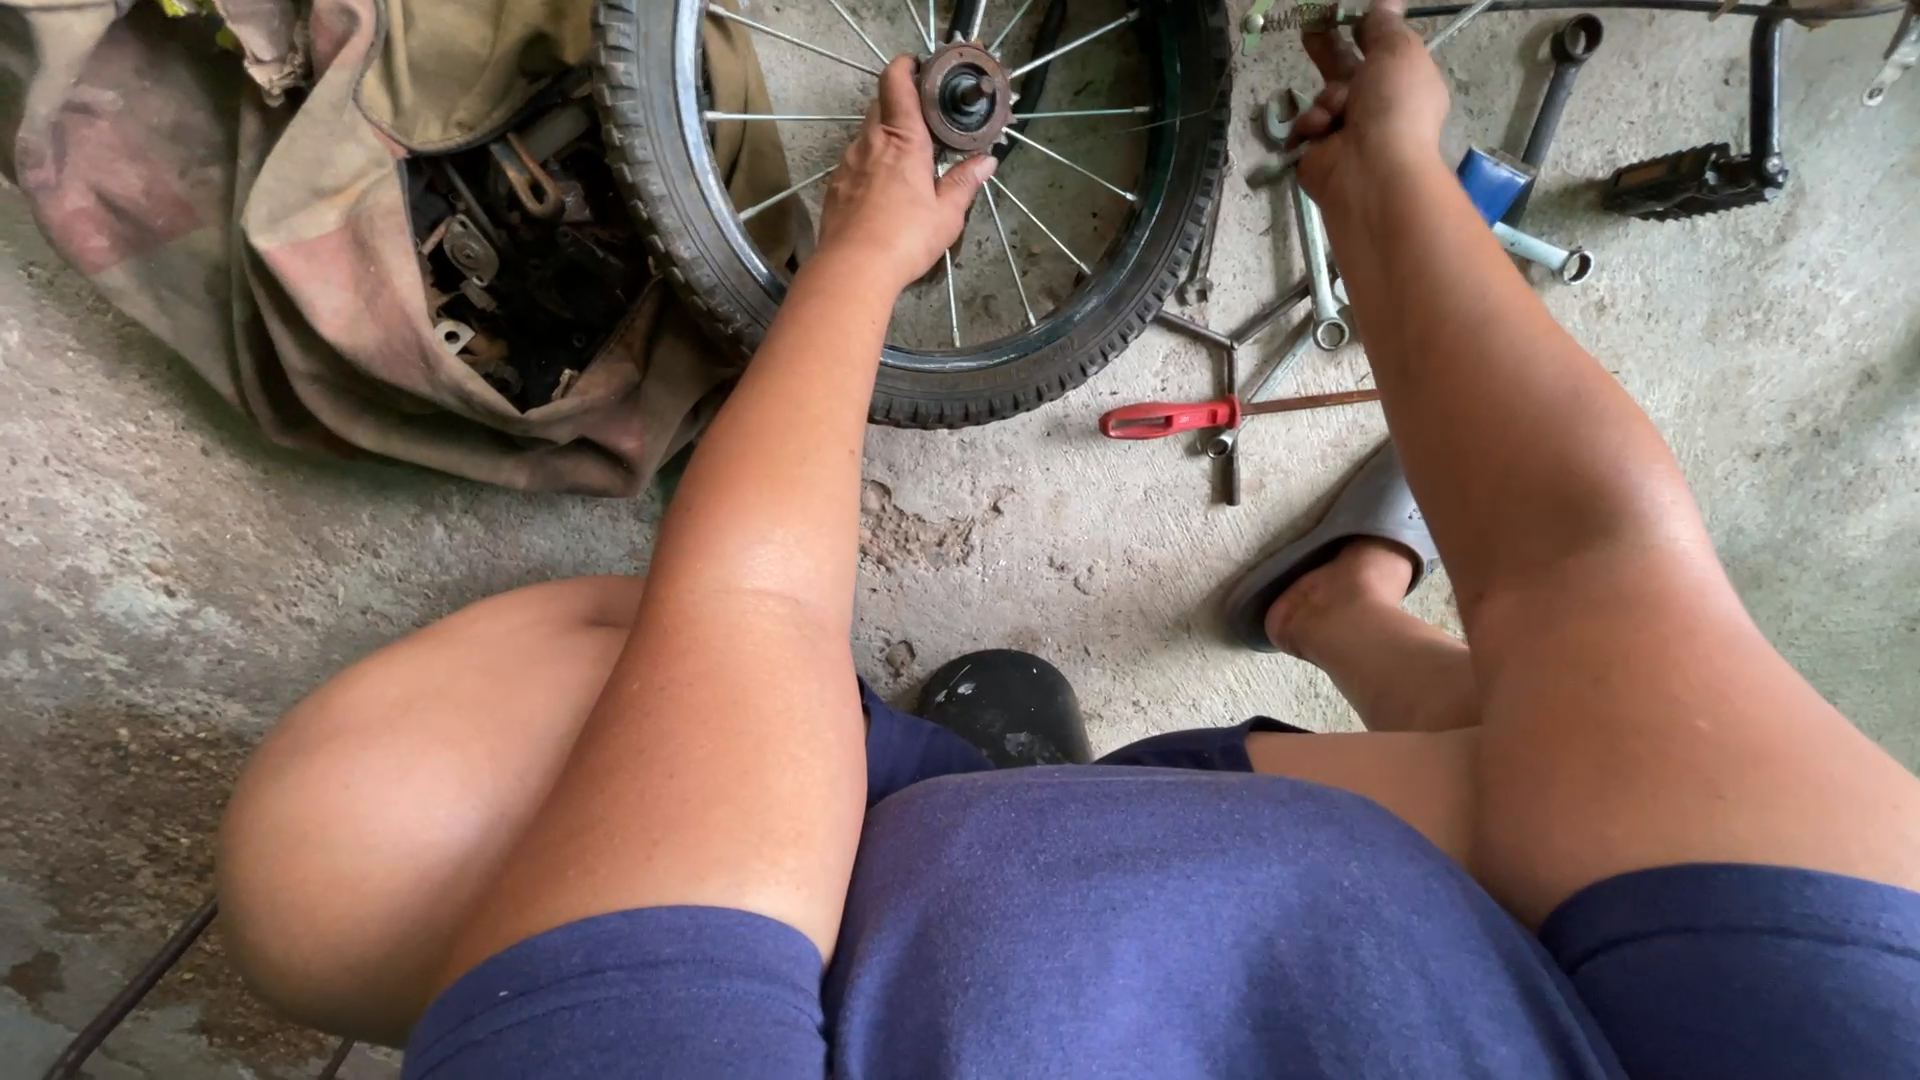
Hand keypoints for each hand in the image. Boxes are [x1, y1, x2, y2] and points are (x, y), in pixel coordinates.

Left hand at [814, 56, 996, 290]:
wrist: (853, 268)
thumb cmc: (903, 239)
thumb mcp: (947, 214)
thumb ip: (964, 183)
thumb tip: (985, 162)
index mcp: (903, 138)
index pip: (897, 80)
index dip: (906, 67)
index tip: (919, 69)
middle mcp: (870, 142)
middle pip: (881, 105)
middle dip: (900, 109)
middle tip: (924, 128)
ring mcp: (848, 164)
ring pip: (867, 137)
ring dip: (885, 143)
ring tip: (905, 169)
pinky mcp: (836, 188)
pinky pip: (855, 167)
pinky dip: (870, 171)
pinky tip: (882, 196)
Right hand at [1288, 0, 1449, 210]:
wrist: (1370, 169)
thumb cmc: (1393, 105)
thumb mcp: (1398, 51)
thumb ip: (1385, 25)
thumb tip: (1385, 1)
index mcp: (1401, 83)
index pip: (1378, 51)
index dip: (1362, 31)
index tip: (1344, 15)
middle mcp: (1373, 107)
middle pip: (1343, 71)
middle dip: (1326, 51)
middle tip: (1308, 27)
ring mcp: (1343, 132)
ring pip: (1322, 99)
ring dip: (1326, 101)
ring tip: (1335, 116)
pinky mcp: (1315, 154)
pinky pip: (1304, 128)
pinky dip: (1309, 128)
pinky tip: (1319, 135)